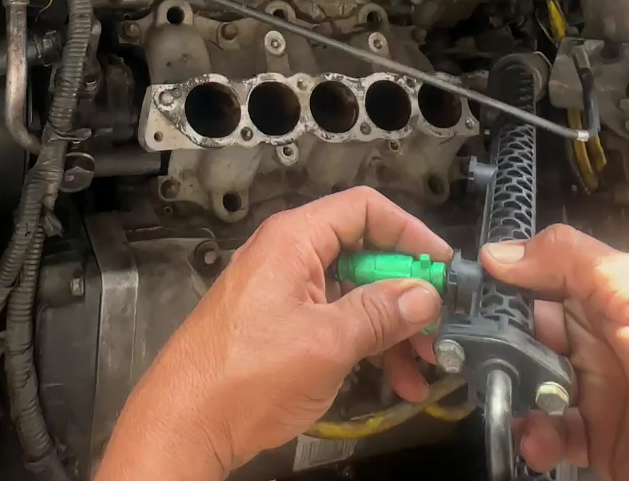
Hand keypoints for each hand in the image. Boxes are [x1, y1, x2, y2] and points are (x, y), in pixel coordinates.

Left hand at [97, 188, 449, 480]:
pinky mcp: (282, 323)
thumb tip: (424, 294)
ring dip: (392, 326)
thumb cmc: (247, 372)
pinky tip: (396, 381)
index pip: (363, 208)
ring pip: (353, 292)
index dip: (408, 231)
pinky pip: (335, 319)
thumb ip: (379, 313)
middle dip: (405, 290)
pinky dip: (366, 343)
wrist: (186, 419)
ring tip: (425, 366)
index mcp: (295, 239)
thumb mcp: (327, 342)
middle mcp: (290, 254)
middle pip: (362, 252)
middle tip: (440, 326)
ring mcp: (285, 289)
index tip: (442, 267)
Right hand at [485, 225, 628, 480]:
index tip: (459, 290)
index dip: (500, 280)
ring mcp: (599, 393)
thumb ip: (569, 262)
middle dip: (493, 335)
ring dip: (509, 385)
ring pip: (529, 378)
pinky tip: (536, 436)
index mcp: (610, 294)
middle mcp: (599, 339)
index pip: (538, 275)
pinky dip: (535, 433)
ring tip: (503, 394)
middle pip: (525, 327)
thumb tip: (496, 250)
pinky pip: (551, 432)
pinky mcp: (602, 445)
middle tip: (465, 347)